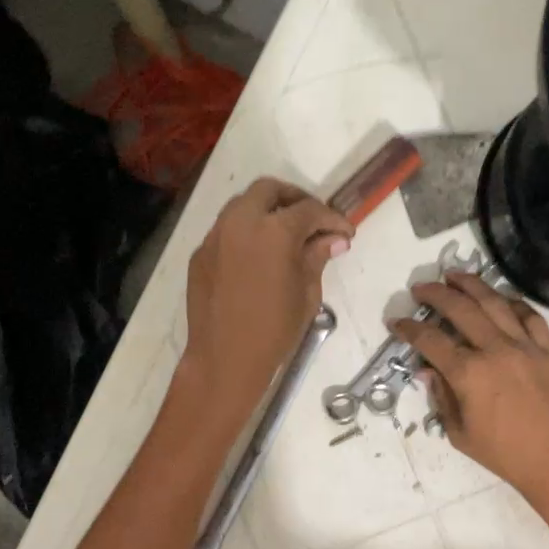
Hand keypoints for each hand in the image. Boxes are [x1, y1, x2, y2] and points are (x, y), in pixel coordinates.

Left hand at [183, 178, 351, 401]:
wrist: (225, 358)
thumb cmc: (275, 330)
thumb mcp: (306, 294)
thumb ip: (317, 258)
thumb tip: (334, 239)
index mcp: (274, 231)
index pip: (309, 210)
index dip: (332, 219)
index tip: (346, 232)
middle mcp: (241, 222)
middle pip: (270, 190)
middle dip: (296, 200)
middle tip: (314, 221)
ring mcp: (216, 235)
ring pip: (243, 205)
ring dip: (268, 211)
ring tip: (287, 235)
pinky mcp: (201, 253)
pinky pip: (227, 229)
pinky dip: (248, 232)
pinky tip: (260, 256)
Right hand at [394, 273, 548, 498]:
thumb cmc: (503, 454)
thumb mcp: (459, 433)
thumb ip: (441, 397)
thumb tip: (427, 370)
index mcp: (468, 374)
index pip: (430, 340)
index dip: (408, 329)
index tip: (396, 322)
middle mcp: (495, 350)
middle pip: (460, 308)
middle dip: (435, 294)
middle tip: (421, 289)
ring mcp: (525, 346)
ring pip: (495, 302)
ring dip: (471, 284)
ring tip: (454, 276)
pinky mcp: (548, 350)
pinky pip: (530, 315)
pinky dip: (513, 302)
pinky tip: (501, 298)